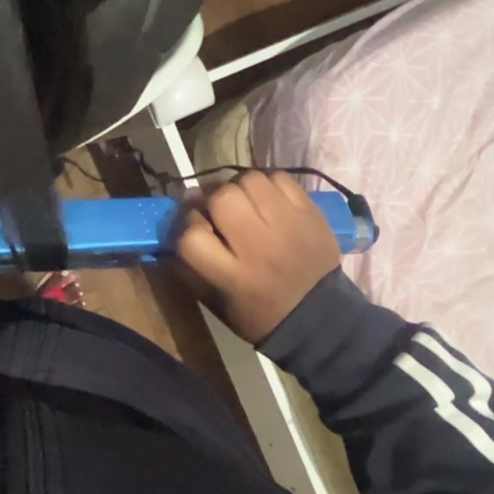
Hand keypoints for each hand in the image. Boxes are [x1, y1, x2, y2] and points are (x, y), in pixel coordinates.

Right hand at [175, 172, 341, 344]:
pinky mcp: (309, 212)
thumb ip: (189, 267)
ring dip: (238, 188)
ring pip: (249, 180)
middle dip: (211, 200)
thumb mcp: (216, 302)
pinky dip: (266, 184)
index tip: (193, 228)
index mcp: (232, 275)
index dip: (186, 225)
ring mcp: (287, 224)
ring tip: (242, 202)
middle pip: (221, 198)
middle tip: (216, 211)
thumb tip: (174, 228)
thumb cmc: (258, 314)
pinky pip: (279, 177)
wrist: (319, 316)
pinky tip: (265, 200)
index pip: (192, 235)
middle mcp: (259, 246)